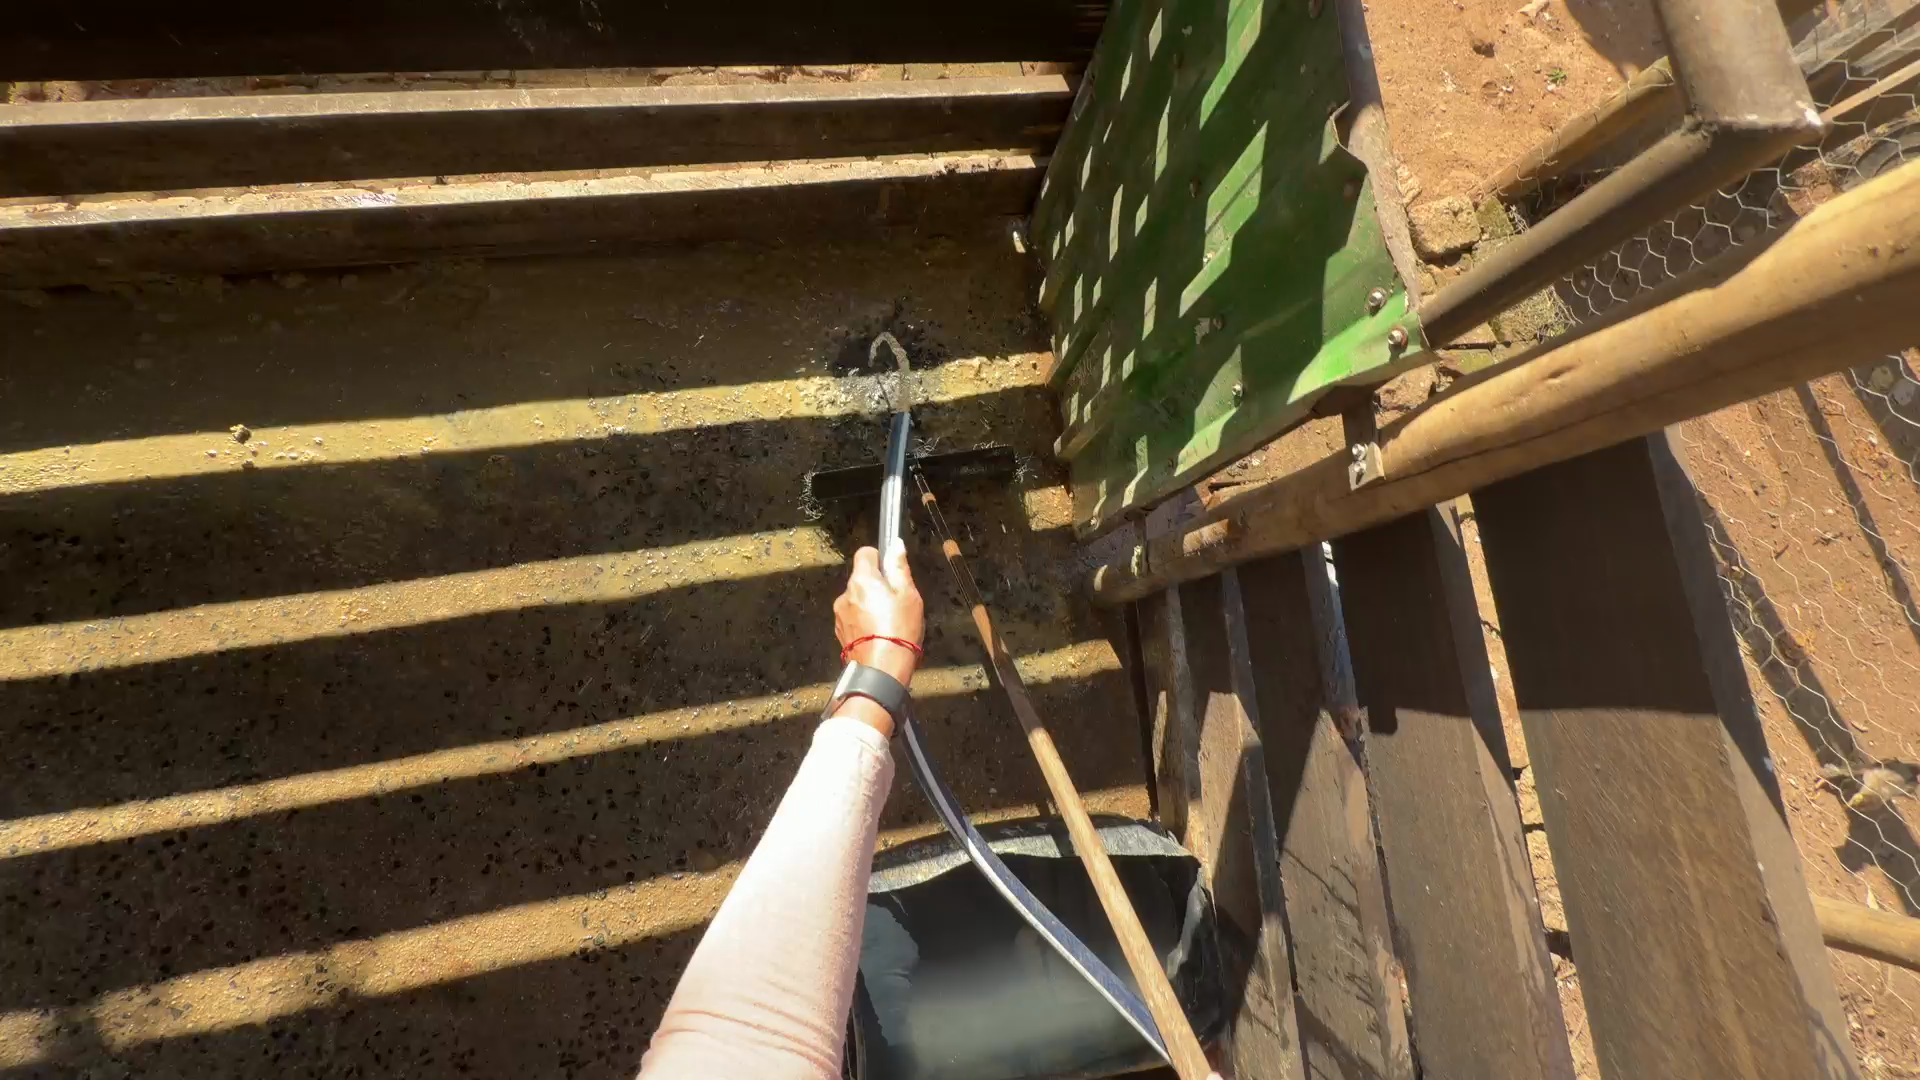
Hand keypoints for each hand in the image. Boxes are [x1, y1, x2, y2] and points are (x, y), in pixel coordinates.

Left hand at [831, 542, 923, 735]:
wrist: (880, 669)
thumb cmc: (898, 630)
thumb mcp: (908, 595)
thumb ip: (899, 567)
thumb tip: (895, 545)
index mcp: (862, 579)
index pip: (865, 553)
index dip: (879, 557)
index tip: (892, 571)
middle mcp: (845, 593)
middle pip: (861, 578)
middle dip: (877, 585)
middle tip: (896, 601)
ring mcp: (840, 614)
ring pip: (857, 599)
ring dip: (869, 604)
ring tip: (889, 621)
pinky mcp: (840, 632)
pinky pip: (853, 617)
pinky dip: (863, 620)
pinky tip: (878, 633)